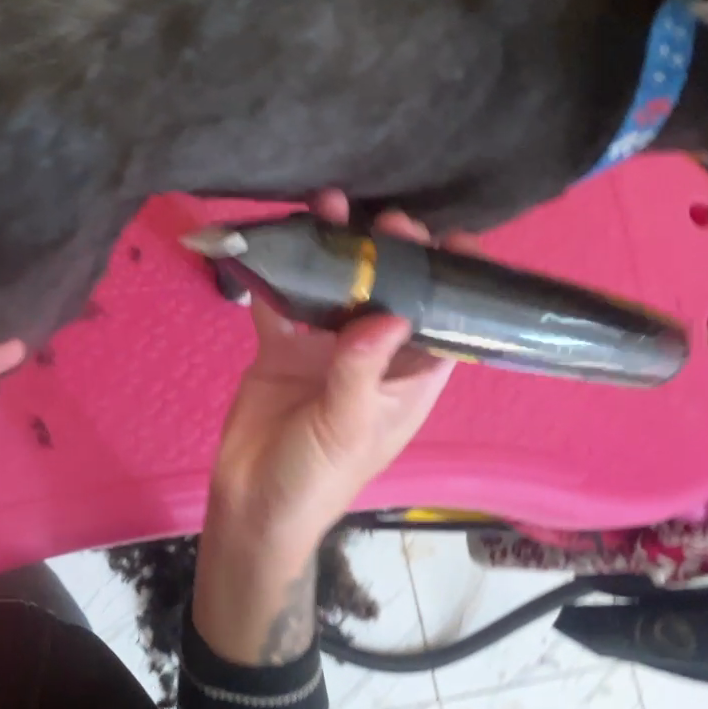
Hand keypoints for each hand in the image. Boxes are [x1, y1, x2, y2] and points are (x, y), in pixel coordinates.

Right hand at [193, 196, 466, 664]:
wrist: (252, 499)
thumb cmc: (318, 474)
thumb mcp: (347, 428)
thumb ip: (361, 372)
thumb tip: (388, 315)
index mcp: (408, 379)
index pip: (445, 323)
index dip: (455, 283)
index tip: (455, 239)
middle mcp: (372, 356)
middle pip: (387, 295)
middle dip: (388, 257)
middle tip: (382, 220)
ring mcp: (323, 350)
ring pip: (333, 292)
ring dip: (331, 255)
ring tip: (328, 208)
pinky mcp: (280, 349)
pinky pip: (282, 306)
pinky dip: (276, 279)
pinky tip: (272, 244)